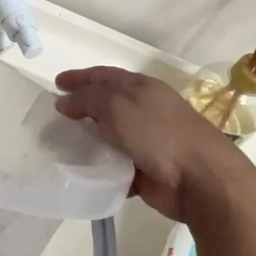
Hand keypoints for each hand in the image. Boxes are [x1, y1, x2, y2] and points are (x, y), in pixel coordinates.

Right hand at [54, 66, 255, 225]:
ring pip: (109, 136)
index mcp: (141, 87)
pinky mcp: (146, 169)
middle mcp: (144, 110)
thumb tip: (65, 101)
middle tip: (54, 117)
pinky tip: (81, 172)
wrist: (201, 180)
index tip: (56, 84)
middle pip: (106, 105)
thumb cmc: (159, 134)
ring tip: (60, 146)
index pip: (104, 76)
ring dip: (87, 139)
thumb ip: (87, 100)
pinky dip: (99, 167)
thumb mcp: (118, 106)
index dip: (79, 77)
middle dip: (80, 108)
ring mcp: (147, 140)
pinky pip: (115, 165)